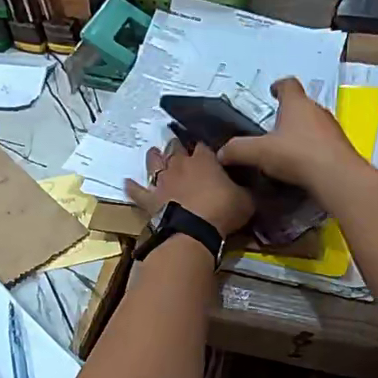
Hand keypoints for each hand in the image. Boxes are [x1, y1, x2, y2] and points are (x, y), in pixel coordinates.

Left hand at [125, 139, 254, 237]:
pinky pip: (137, 191)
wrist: (192, 231)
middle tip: (179, 147)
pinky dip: (132, 187)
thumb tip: (251, 187)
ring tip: (155, 153)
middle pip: (176, 148)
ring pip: (154, 163)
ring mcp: (162, 181)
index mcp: (205, 160)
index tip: (209, 150)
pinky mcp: (149, 200)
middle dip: (178, 146)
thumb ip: (246, 190)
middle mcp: (180, 165)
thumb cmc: (222, 211)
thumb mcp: (247, 201)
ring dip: (155, 157)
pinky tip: (126, 182)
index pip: (205, 146)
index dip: (206, 147)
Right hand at [217, 78, 371, 192]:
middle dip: (289, 114)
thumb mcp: (259, 153)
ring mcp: (332, 129)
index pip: (288, 84)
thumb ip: (238, 150)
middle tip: (274, 128)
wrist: (336, 176)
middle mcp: (317, 110)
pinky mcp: (340, 148)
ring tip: (287, 148)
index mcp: (296, 104)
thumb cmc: (296, 155)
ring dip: (301, 132)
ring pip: (313, 124)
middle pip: (301, 105)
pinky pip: (322, 143)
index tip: (272, 91)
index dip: (279, 86)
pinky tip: (303, 165)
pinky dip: (312, 149)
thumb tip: (221, 153)